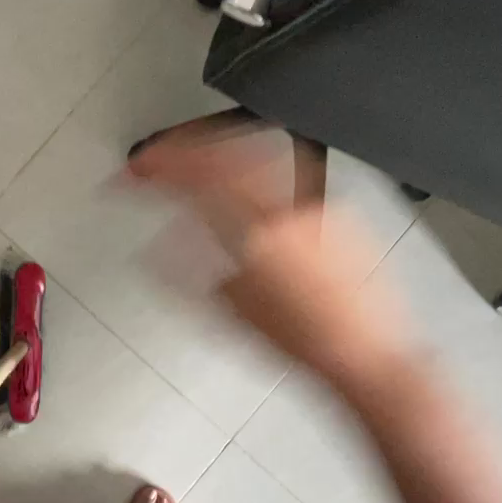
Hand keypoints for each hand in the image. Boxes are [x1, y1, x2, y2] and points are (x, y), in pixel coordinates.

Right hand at [128, 131, 402, 386]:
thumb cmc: (306, 343)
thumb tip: (156, 252)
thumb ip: (190, 272)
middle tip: (164, 158)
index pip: (200, 178)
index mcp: (259, 233)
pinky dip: (258, 176)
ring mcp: (319, 209)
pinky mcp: (338, 217)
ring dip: (224, 156)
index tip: (138, 169)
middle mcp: (291, 211)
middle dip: (190, 149)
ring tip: (201, 163)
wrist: (363, 354)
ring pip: (263, 160)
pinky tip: (248, 190)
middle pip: (232, 153)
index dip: (162, 165)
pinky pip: (291, 180)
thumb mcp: (232, 312)